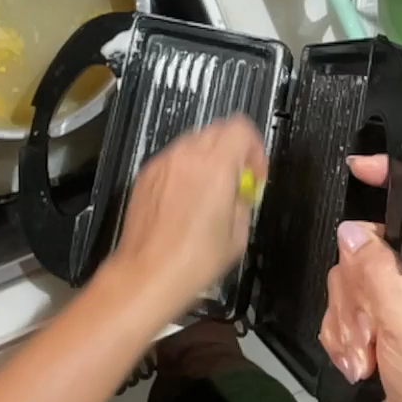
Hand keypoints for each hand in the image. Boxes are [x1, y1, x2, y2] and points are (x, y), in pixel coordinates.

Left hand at [106, 116, 266, 312]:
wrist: (148, 274)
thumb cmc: (193, 261)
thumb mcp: (238, 235)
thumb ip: (243, 200)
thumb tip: (242, 192)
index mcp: (216, 166)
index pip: (241, 128)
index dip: (255, 148)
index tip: (254, 173)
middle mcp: (187, 156)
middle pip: (217, 129)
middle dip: (233, 151)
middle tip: (237, 181)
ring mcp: (163, 162)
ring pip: (193, 141)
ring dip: (208, 158)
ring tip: (210, 192)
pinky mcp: (146, 174)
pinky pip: (172, 158)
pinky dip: (185, 169)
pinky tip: (186, 200)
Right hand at [318, 155, 401, 401]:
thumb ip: (376, 269)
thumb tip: (348, 229)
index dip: (395, 172)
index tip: (356, 168)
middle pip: (368, 239)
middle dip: (355, 284)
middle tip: (368, 319)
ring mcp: (397, 290)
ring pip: (349, 274)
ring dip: (348, 316)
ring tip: (366, 351)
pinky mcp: (379, 314)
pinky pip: (344, 304)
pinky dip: (344, 332)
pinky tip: (359, 359)